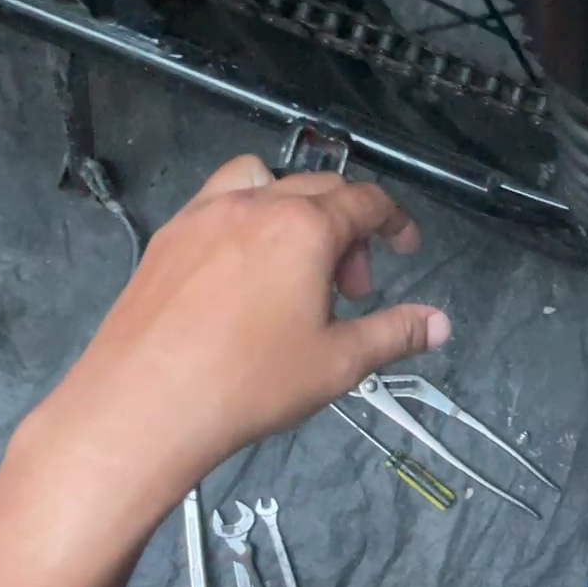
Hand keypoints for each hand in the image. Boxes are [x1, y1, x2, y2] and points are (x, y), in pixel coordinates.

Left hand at [21, 154, 449, 516]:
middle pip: (321, 190)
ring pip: (266, 182)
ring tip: (296, 266)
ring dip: (297, 212)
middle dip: (351, 230)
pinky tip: (245, 273)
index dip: (396, 222)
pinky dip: (250, 218)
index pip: (366, 201)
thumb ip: (396, 334)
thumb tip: (442, 324)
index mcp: (305, 228)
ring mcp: (204, 214)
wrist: (145, 404)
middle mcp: (255, 204)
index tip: (407, 249)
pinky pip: (221, 201)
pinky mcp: (169, 235)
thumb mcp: (340, 362)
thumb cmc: (253, 382)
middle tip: (353, 289)